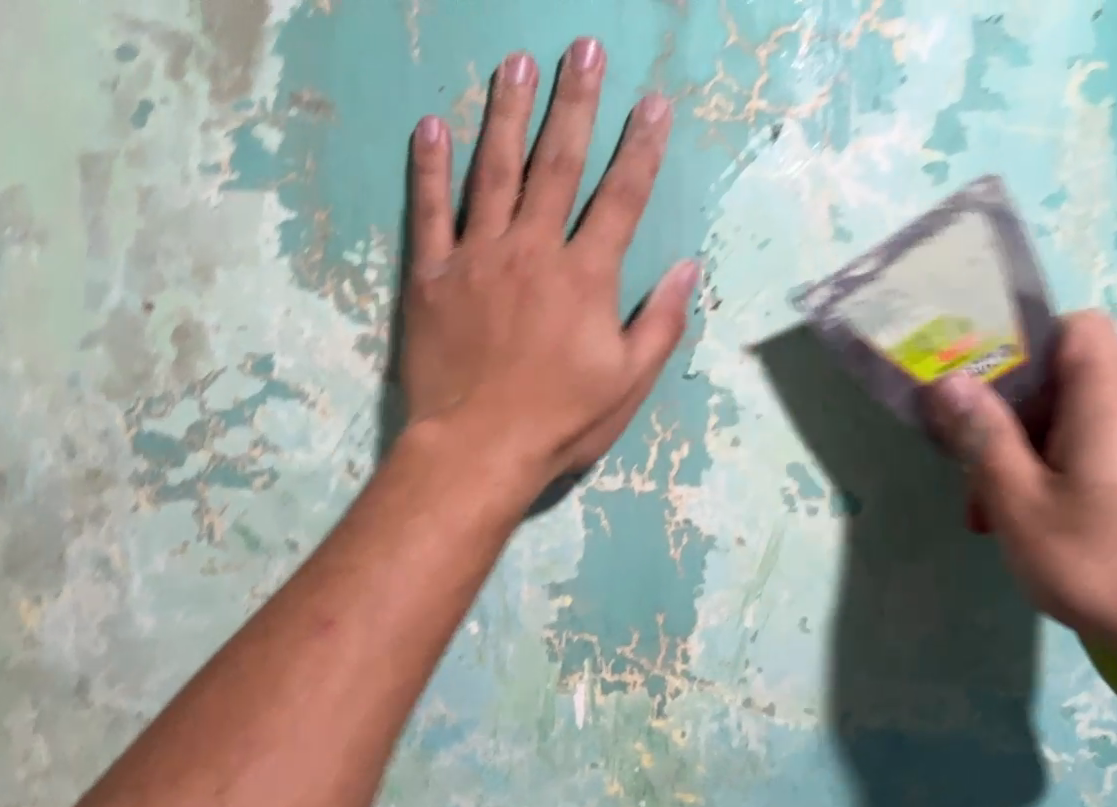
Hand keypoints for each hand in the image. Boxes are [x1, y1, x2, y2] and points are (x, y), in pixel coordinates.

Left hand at [397, 38, 698, 492]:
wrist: (477, 449)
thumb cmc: (558, 423)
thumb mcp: (628, 384)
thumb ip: (661, 323)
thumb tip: (688, 268)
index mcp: (585, 276)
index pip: (621, 197)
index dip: (640, 148)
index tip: (652, 103)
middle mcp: (532, 250)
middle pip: (557, 164)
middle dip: (575, 104)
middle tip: (582, 49)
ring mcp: (477, 258)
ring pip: (493, 172)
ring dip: (506, 114)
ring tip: (515, 65)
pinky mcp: (431, 277)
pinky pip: (429, 212)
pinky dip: (428, 168)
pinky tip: (431, 127)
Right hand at [922, 312, 1116, 672]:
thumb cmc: (1101, 565)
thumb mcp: (1019, 504)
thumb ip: (984, 437)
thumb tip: (951, 380)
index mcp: (1111, 403)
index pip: (1077, 328)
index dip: (1026, 346)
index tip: (983, 398)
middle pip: (1071, 386)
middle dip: (1013, 425)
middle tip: (978, 489)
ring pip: (1087, 430)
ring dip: (1035, 461)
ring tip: (1008, 524)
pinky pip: (1112, 460)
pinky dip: (1070, 480)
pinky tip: (1055, 536)